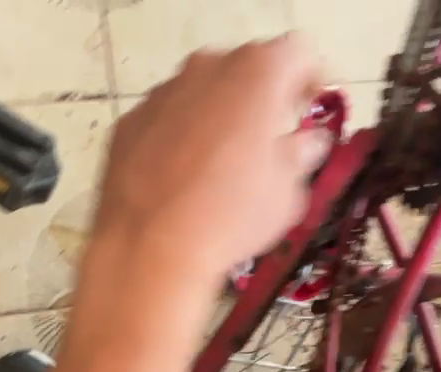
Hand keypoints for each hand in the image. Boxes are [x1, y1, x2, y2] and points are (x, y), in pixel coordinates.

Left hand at [95, 37, 329, 278]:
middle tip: (267, 148)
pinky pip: (165, 123)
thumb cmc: (232, 217)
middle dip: (261, 103)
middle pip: (246, 71)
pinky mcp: (129, 124)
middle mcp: (207, 68)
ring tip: (220, 173)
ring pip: (202, 96)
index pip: (300, 54)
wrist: (151, 249)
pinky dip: (177, 142)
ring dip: (217, 122)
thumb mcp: (288, 193)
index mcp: (259, 72)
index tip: (311, 114)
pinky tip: (180, 185)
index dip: (311, 82)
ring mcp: (162, 93)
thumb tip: (310, 142)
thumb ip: (304, 155)